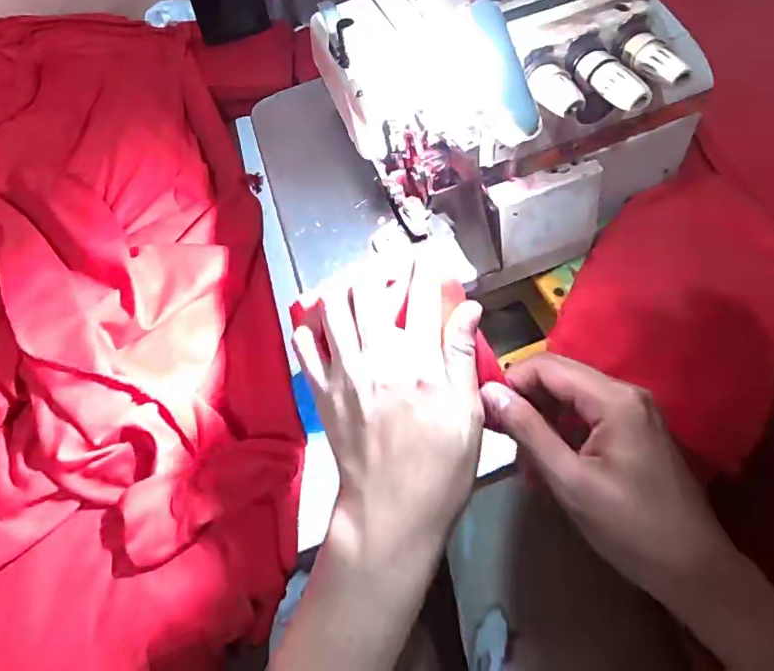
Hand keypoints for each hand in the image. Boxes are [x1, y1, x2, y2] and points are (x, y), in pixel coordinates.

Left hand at [293, 257, 485, 565]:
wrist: (390, 513)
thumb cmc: (439, 467)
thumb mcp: (468, 413)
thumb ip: (462, 354)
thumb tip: (469, 308)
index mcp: (420, 364)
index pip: (422, 297)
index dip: (426, 269)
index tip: (428, 260)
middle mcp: (378, 358)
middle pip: (367, 289)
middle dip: (379, 268)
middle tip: (390, 270)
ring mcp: (344, 372)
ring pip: (332, 307)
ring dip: (345, 288)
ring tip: (358, 288)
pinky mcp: (321, 390)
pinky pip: (304, 343)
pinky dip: (311, 325)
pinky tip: (324, 324)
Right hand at [480, 353, 734, 596]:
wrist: (698, 573)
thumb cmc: (632, 530)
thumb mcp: (571, 482)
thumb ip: (529, 431)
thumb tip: (489, 391)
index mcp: (614, 399)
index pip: (547, 366)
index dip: (511, 381)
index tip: (487, 410)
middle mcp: (626, 392)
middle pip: (560, 376)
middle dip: (525, 399)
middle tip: (499, 432)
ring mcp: (635, 409)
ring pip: (571, 394)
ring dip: (542, 416)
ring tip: (521, 453)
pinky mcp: (636, 427)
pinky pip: (588, 412)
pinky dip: (563, 428)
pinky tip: (549, 458)